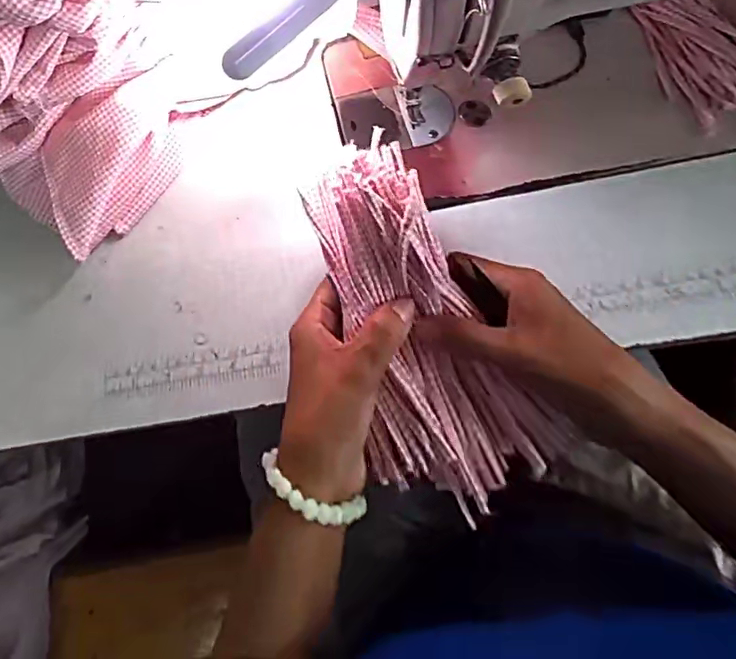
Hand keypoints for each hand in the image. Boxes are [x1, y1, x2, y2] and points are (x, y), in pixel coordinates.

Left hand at [276, 279, 412, 503]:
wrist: (320, 478)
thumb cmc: (328, 416)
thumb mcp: (356, 369)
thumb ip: (382, 331)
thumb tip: (405, 300)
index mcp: (311, 327)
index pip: (335, 284)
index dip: (360, 269)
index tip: (392, 257)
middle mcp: (322, 339)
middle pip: (353, 305)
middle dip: (381, 294)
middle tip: (417, 277)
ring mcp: (338, 361)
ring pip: (366, 330)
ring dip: (389, 321)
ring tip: (424, 301)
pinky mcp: (353, 383)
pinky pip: (374, 354)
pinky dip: (392, 345)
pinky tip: (419, 338)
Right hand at [416, 253, 653, 431]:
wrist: (625, 407)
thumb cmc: (569, 368)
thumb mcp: (511, 352)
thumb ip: (462, 336)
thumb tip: (413, 323)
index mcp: (517, 280)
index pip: (462, 264)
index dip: (432, 275)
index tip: (401, 296)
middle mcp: (520, 291)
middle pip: (468, 288)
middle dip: (439, 305)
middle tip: (404, 325)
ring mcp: (526, 318)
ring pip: (478, 314)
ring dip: (455, 327)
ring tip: (418, 344)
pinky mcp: (531, 342)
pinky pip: (492, 334)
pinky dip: (472, 344)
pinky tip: (451, 361)